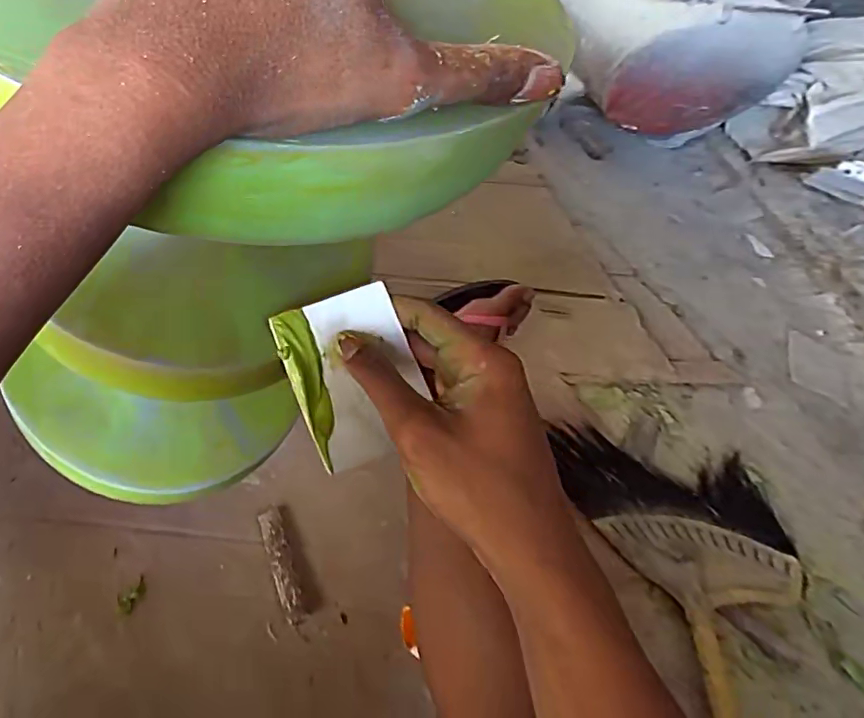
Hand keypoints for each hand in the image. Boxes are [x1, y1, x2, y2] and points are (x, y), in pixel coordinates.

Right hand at [339, 295, 575, 570]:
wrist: (530, 554)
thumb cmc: (474, 487)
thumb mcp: (415, 429)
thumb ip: (378, 379)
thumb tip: (347, 340)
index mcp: (483, 361)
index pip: (424, 314)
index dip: (380, 309)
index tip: (339, 313)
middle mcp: (490, 368)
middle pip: (426, 335)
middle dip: (380, 336)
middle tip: (333, 340)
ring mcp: (488, 393)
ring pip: (429, 361)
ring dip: (390, 362)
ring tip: (344, 361)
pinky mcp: (481, 415)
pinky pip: (436, 385)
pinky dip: (405, 384)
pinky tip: (373, 389)